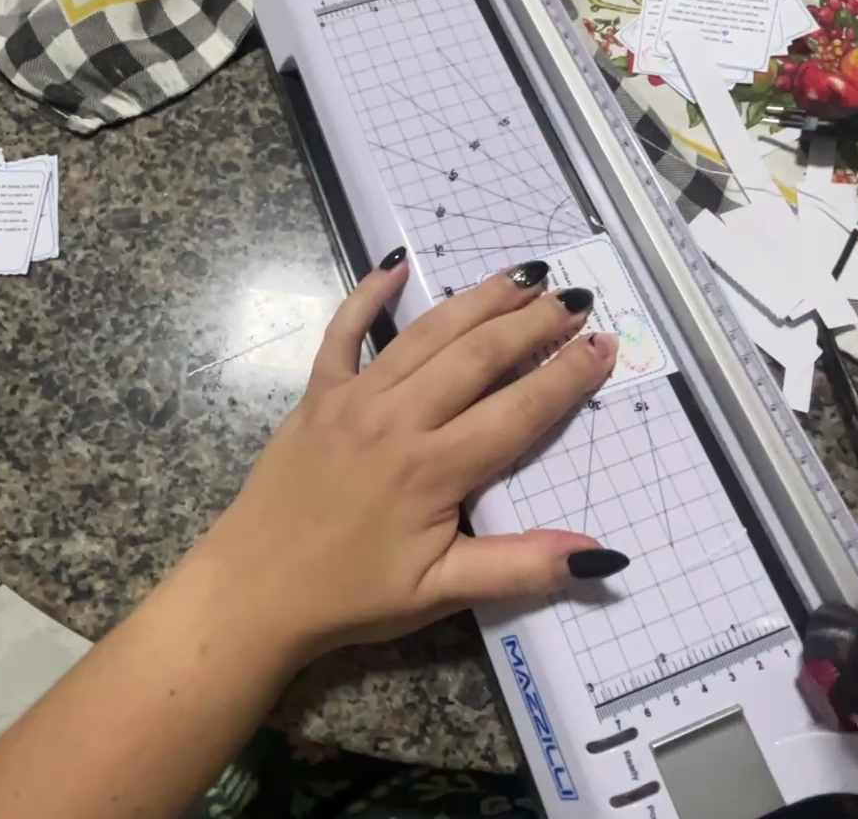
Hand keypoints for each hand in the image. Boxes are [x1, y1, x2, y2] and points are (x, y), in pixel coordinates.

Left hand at [187, 249, 624, 658]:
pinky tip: (394, 264)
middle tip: (572, 298)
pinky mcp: (317, 392)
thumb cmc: (352, 594)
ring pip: (426, 334)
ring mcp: (353, 397)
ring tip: (519, 275)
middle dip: (532, 323)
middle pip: (478, 356)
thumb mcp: (441, 594)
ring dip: (476, 300)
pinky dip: (368, 294)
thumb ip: (520, 567)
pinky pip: (343, 331)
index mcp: (434, 468)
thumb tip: (600, 553)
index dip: (566, 376)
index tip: (603, 344)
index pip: (519, 410)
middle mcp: (397, 418)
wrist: (255, 588)